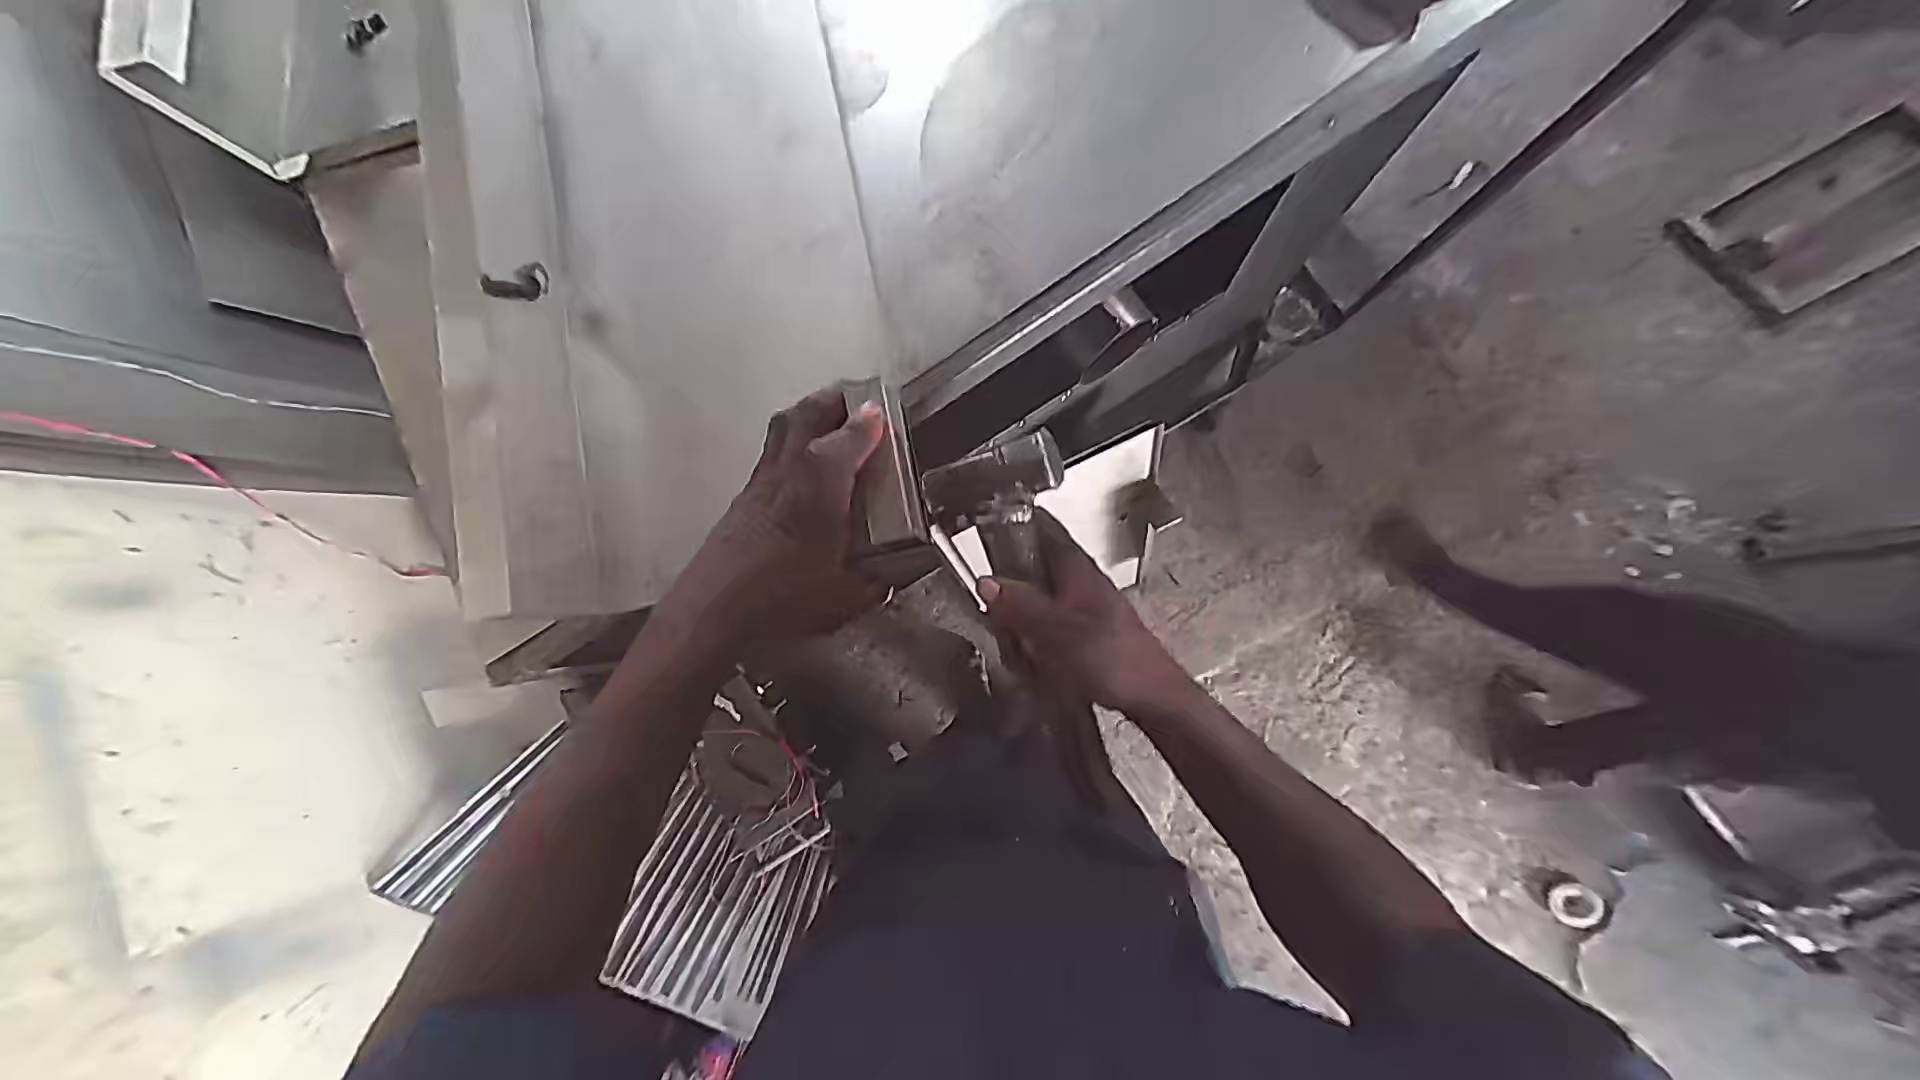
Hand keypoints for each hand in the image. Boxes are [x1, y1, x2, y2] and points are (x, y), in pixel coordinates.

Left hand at [662, 388, 886, 648]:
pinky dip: (792, 445)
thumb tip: (894, 577)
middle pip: (809, 413)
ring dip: (808, 416)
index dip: (871, 421)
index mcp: (821, 480)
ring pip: (784, 428)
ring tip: (828, 423)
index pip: (851, 435)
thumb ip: (877, 580)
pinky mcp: (745, 497)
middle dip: (836, 401)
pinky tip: (801, 470)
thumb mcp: (848, 593)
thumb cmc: (785, 595)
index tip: (882, 413)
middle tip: (855, 403)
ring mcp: (763, 480)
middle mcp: (790, 469)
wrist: (716, 607)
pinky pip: (773, 453)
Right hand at [979, 511, 1190, 712]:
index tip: (985, 526)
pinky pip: (1043, 627)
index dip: (1014, 519)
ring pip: (1033, 601)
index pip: (1042, 526)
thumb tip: (986, 582)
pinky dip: (1032, 642)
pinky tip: (1034, 665)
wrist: (1153, 698)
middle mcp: (1079, 581)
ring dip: (1019, 623)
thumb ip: (1021, 605)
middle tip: (998, 616)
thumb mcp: (1058, 632)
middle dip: (1007, 592)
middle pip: (1029, 567)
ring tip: (1018, 649)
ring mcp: (1081, 607)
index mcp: (1077, 568)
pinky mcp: (1082, 632)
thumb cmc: (1117, 660)